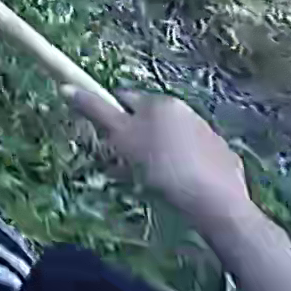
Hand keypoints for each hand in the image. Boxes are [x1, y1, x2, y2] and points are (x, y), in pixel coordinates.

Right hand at [65, 89, 252, 223]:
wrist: (214, 203)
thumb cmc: (159, 164)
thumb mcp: (119, 136)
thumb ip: (93, 109)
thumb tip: (65, 87)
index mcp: (160, 102)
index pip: (122, 98)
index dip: (108, 117)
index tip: (105, 138)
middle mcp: (187, 111)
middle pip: (146, 119)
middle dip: (131, 138)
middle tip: (122, 163)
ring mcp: (210, 136)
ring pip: (169, 139)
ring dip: (154, 153)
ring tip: (147, 179)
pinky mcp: (225, 160)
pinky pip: (193, 158)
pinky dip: (181, 167)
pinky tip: (176, 185)